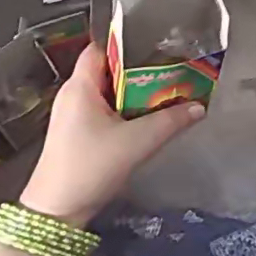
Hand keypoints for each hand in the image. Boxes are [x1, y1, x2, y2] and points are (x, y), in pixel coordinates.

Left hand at [19, 42, 203, 224]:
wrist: (57, 211)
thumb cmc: (91, 167)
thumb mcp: (137, 142)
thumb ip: (170, 121)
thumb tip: (199, 107)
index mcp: (80, 86)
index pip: (100, 48)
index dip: (126, 44)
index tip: (155, 47)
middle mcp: (72, 94)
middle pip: (106, 70)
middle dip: (137, 71)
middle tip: (169, 72)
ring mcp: (71, 115)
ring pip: (105, 92)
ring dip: (131, 93)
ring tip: (163, 93)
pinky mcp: (74, 134)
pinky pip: (101, 110)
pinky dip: (122, 110)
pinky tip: (143, 119)